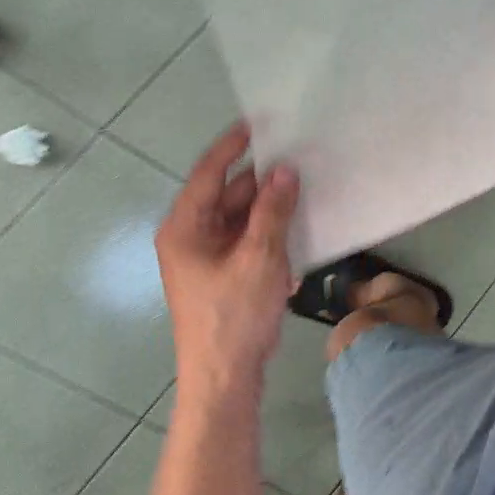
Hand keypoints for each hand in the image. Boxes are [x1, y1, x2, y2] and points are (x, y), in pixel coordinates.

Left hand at [155, 124, 298, 398]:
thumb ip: (273, 211)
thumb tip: (286, 170)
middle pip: (229, 194)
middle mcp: (191, 236)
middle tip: (302, 155)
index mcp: (184, 228)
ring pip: (242, 216)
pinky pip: (250, 236)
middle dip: (263, 177)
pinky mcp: (226, 272)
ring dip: (272, 204)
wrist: (225, 373)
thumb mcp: (259, 257)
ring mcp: (208, 256)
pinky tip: (303, 221)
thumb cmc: (234, 313)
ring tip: (309, 183)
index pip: (209, 174)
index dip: (233, 146)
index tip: (260, 122)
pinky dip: (273, 227)